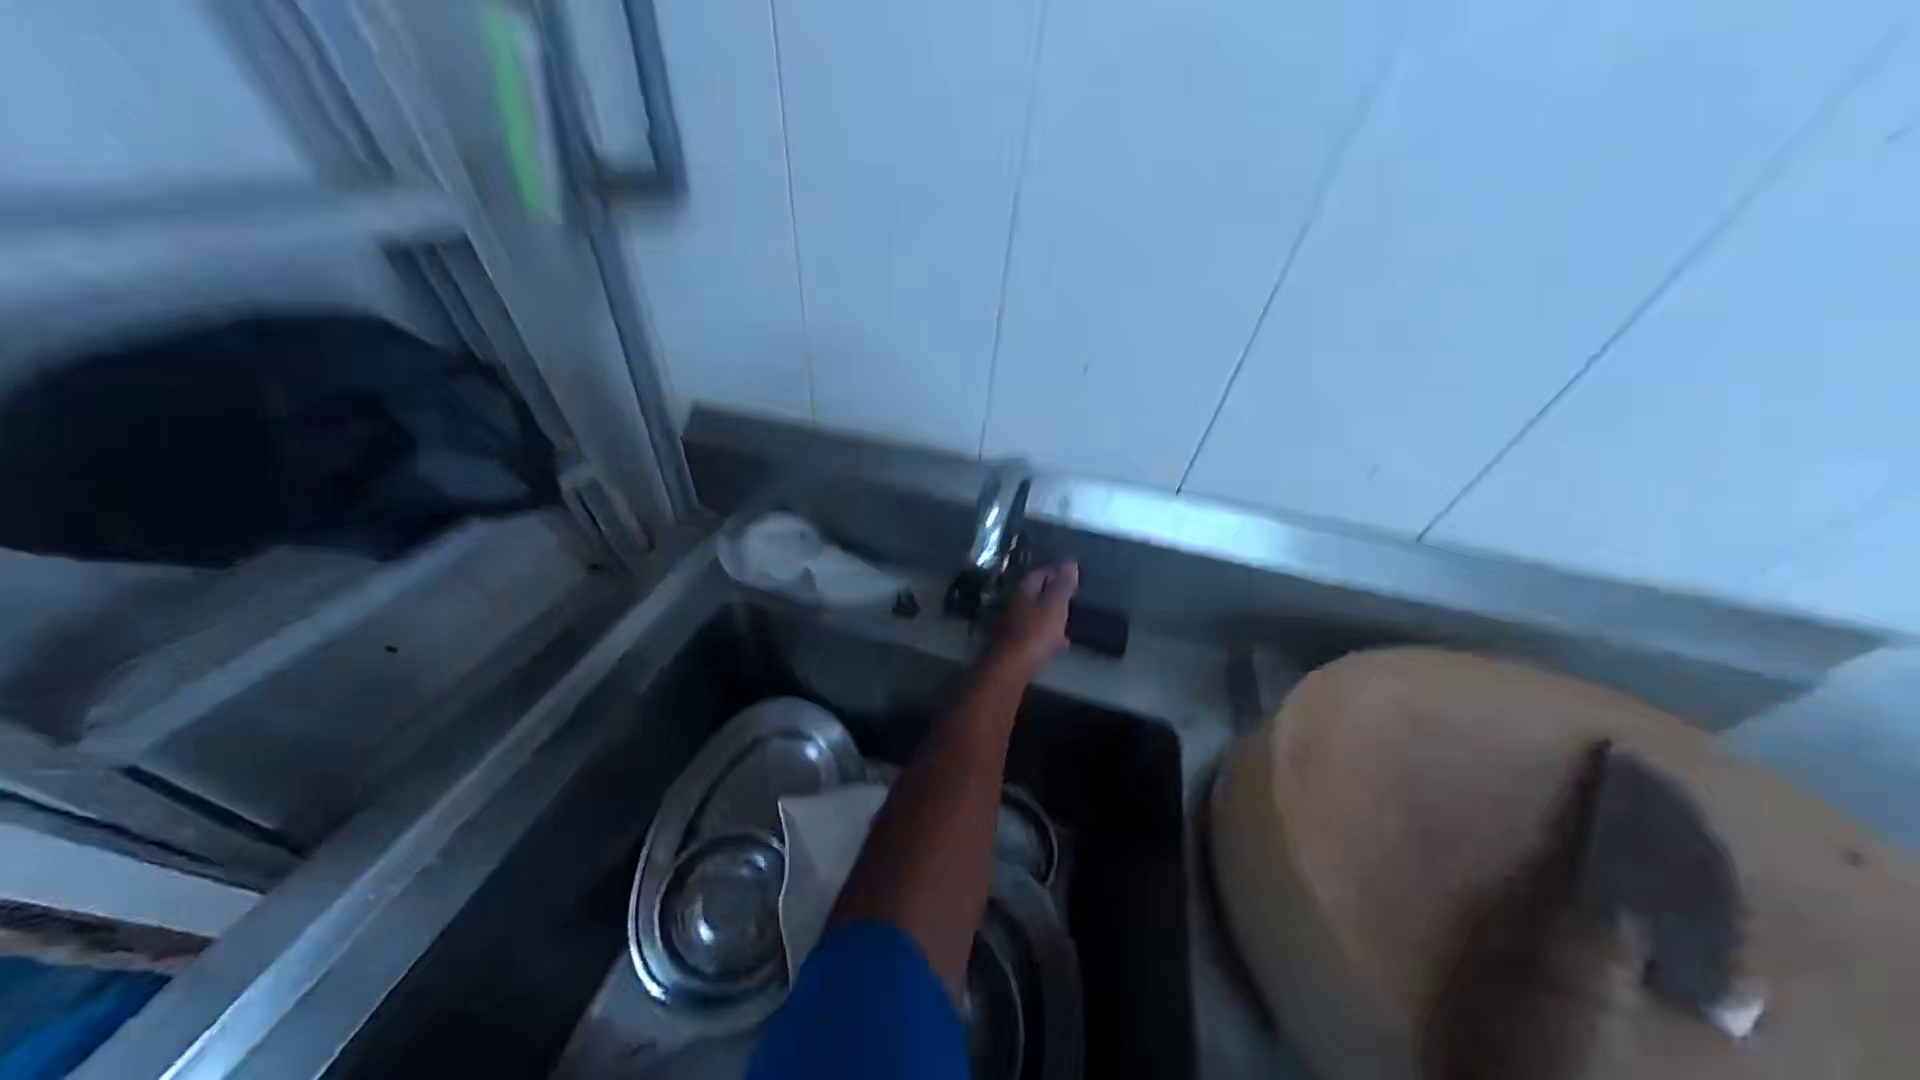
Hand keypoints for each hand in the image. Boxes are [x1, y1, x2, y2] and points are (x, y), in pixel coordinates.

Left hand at [987, 562, 1078, 678]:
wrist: (1011, 666)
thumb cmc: (1036, 632)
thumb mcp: (1055, 605)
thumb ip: (1063, 585)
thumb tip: (1070, 563)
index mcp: (1024, 591)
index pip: (1039, 573)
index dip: (1056, 573)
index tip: (1072, 579)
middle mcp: (1014, 604)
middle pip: (1035, 594)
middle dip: (1053, 595)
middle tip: (1071, 600)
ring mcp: (1011, 625)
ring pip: (1034, 615)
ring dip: (1050, 616)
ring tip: (1068, 622)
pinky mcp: (1013, 644)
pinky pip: (1033, 634)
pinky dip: (1047, 635)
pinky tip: (1058, 644)